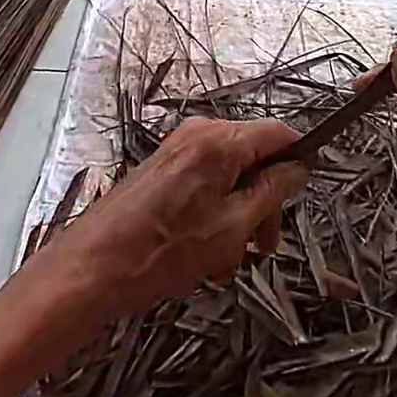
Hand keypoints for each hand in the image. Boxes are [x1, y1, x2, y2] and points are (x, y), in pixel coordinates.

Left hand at [51, 117, 308, 316]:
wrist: (94, 265)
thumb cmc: (167, 249)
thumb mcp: (233, 225)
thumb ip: (273, 191)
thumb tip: (299, 167)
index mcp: (221, 139)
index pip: (279, 132)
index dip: (298, 161)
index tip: (302, 198)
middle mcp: (200, 132)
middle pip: (254, 155)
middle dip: (265, 201)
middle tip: (263, 247)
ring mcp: (179, 148)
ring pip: (231, 173)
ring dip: (240, 213)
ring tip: (227, 259)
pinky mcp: (164, 166)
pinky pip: (206, 180)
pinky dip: (215, 210)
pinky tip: (205, 251)